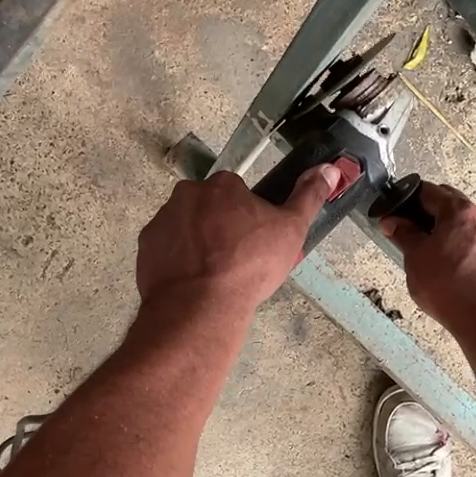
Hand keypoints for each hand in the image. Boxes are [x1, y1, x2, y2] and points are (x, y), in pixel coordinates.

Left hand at [136, 166, 336, 317]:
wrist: (199, 306)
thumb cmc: (249, 266)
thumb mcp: (291, 231)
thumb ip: (309, 197)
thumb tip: (329, 170)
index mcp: (223, 185)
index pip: (238, 193)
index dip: (249, 218)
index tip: (256, 241)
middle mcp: (187, 194)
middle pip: (210, 207)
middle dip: (222, 228)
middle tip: (238, 260)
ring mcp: (162, 220)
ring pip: (187, 227)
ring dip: (199, 244)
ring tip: (216, 276)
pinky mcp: (146, 248)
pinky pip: (167, 249)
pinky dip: (179, 262)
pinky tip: (195, 283)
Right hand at [378, 182, 475, 332]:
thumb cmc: (445, 283)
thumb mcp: (415, 255)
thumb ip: (402, 232)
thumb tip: (391, 221)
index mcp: (458, 210)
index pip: (427, 190)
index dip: (405, 197)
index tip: (391, 209)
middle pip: (446, 200)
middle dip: (423, 208)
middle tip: (403, 224)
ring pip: (457, 217)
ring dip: (438, 222)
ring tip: (418, 240)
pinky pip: (466, 233)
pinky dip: (451, 235)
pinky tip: (437, 252)